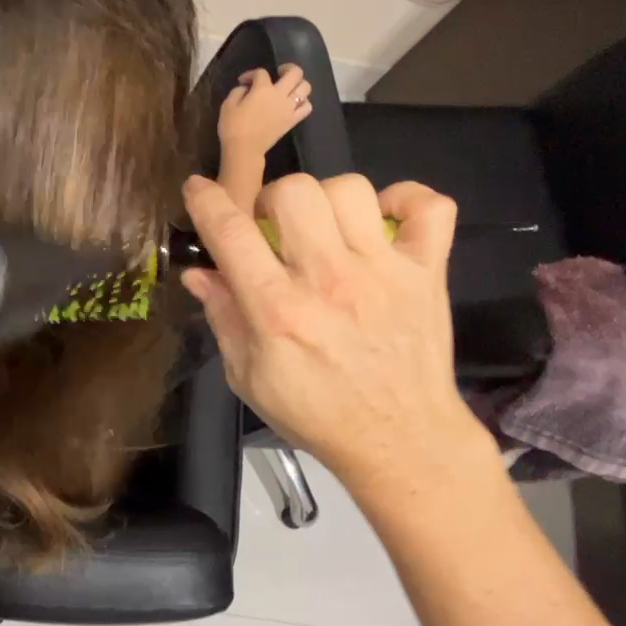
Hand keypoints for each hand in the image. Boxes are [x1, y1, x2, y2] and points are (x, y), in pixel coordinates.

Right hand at [179, 173, 490, 488]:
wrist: (398, 436)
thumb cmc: (312, 411)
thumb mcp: (247, 376)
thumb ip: (224, 318)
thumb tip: (199, 274)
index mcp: (277, 310)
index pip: (233, 235)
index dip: (208, 202)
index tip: (197, 188)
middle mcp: (329, 280)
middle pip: (295, 192)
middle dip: (270, 199)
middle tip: (271, 227)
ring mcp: (384, 270)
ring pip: (351, 189)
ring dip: (325, 200)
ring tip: (322, 229)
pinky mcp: (428, 270)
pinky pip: (428, 204)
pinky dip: (404, 199)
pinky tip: (380, 221)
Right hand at [218, 64, 312, 155]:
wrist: (244, 150)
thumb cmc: (233, 127)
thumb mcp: (227, 106)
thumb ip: (237, 92)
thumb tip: (245, 88)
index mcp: (263, 89)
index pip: (261, 73)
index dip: (251, 74)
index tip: (243, 81)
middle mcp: (280, 94)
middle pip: (295, 72)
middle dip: (287, 68)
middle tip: (280, 73)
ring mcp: (289, 107)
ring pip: (305, 87)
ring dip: (299, 84)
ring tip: (290, 88)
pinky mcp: (292, 120)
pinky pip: (306, 107)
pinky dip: (303, 102)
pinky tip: (295, 104)